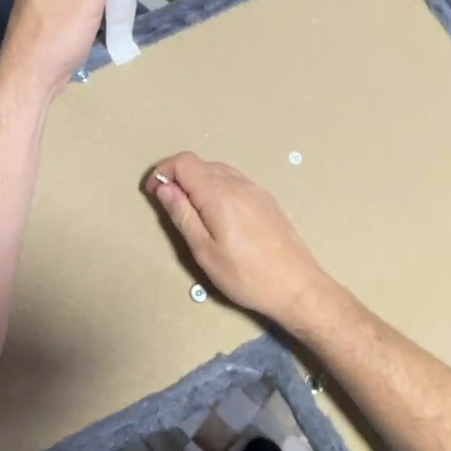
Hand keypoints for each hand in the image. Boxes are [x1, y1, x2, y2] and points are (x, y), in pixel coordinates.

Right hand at [146, 152, 338, 325]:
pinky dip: (216, 188)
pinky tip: (216, 215)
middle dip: (177, 177)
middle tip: (167, 204)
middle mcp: (239, 184)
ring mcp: (256, 190)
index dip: (163, 171)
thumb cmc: (246, 275)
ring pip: (218, 171)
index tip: (153, 193)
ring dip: (197, 182)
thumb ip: (183, 215)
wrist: (298, 287)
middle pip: (200, 164)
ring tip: (190, 211)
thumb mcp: (205, 251)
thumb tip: (164, 188)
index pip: (185, 162)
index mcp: (219, 194)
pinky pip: (234, 182)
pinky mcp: (266, 201)